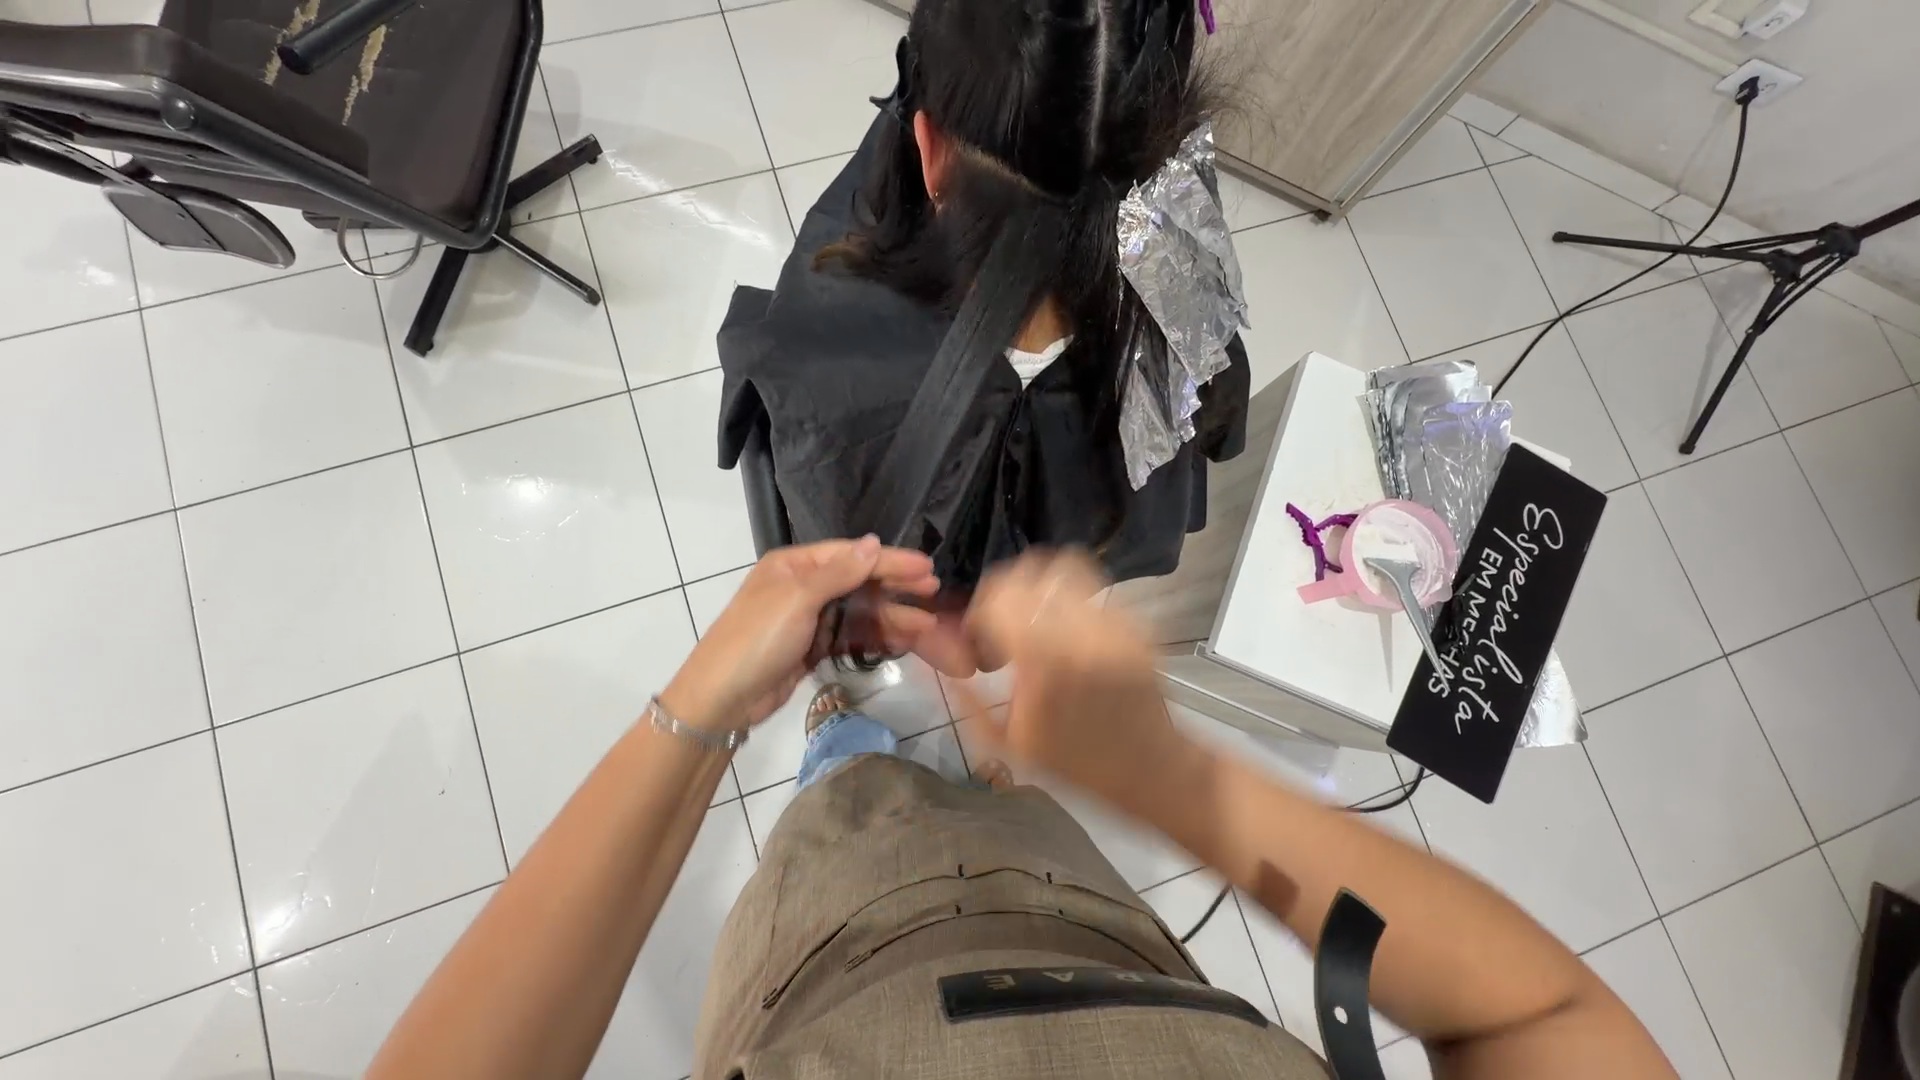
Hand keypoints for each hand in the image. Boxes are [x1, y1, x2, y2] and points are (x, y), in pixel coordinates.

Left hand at [661, 536, 939, 732]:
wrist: (722, 699)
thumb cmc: (756, 640)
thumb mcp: (797, 600)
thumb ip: (839, 573)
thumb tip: (874, 542)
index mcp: (794, 565)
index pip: (851, 556)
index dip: (889, 560)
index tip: (925, 566)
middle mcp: (802, 587)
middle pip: (858, 582)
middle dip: (896, 588)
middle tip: (933, 591)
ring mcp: (808, 619)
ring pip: (858, 612)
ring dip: (891, 617)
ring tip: (926, 624)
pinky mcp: (812, 649)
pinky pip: (850, 637)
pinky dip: (875, 638)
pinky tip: (902, 641)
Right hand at [955, 551, 1195, 805]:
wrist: (1151, 768)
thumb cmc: (1075, 762)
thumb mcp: (1008, 742)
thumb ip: (966, 698)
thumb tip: (930, 665)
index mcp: (1042, 660)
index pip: (997, 596)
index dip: (979, 612)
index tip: (981, 638)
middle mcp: (1078, 630)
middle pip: (1026, 572)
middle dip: (1004, 593)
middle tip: (1004, 624)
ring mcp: (1112, 621)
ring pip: (1064, 567)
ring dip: (1038, 586)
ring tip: (1035, 617)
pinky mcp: (1135, 622)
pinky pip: (1094, 590)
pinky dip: (1070, 599)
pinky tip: (1068, 631)